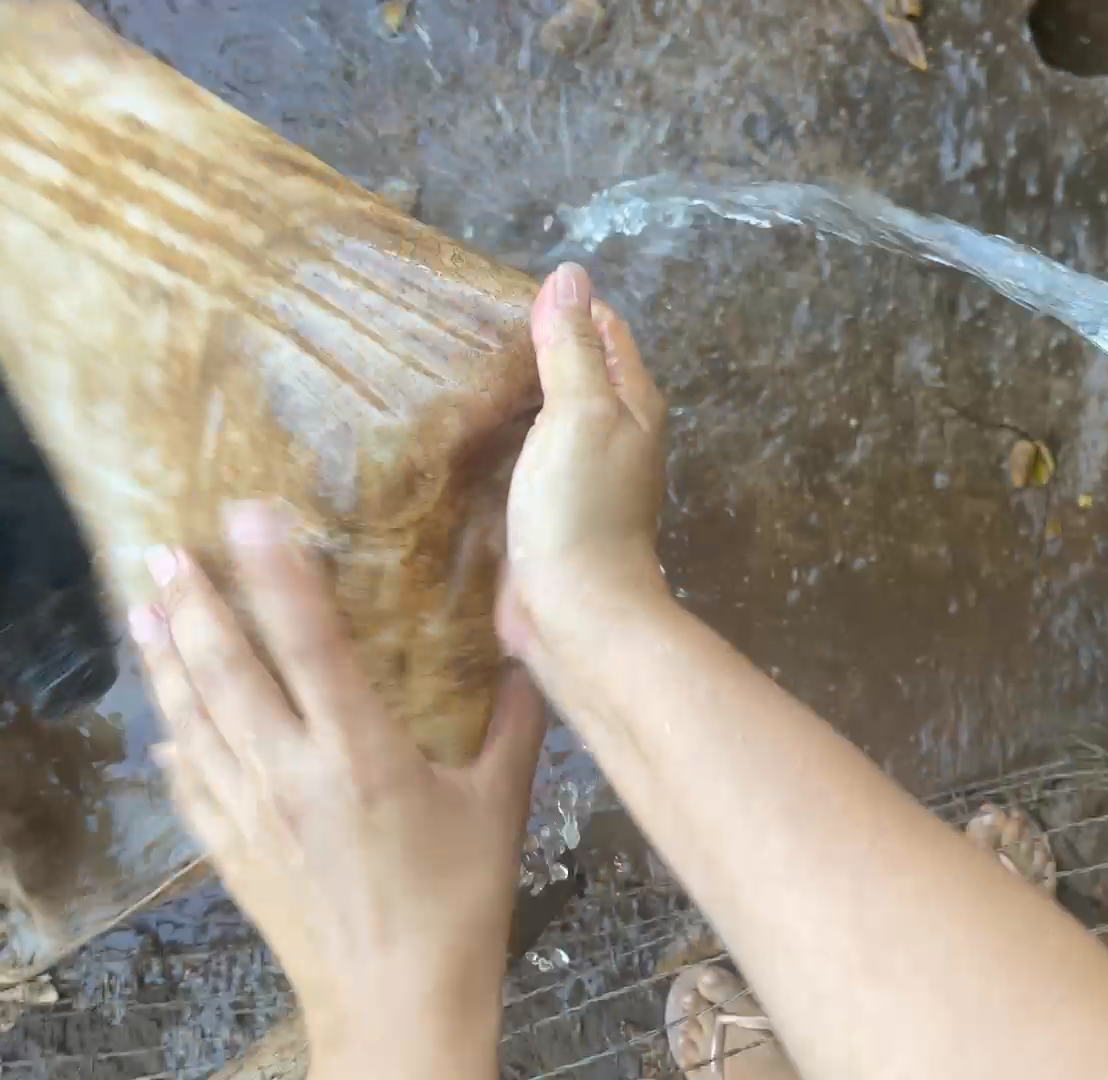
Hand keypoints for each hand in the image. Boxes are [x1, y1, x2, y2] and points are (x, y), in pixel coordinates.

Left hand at [128, 504, 546, 1079]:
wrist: (397, 993)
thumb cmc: (462, 888)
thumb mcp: (505, 797)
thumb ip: (517, 721)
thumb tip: (528, 658)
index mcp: (361, 753)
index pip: (311, 645)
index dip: (280, 577)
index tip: (250, 520)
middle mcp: (288, 772)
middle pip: (225, 674)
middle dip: (193, 605)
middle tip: (163, 548)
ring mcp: (247, 811)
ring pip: (191, 717)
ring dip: (167, 658)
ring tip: (145, 606)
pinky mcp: (231, 847)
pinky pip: (189, 775)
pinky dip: (173, 733)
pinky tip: (166, 717)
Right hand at [497, 263, 669, 668]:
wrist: (577, 602)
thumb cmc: (582, 504)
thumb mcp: (581, 413)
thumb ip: (576, 348)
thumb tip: (573, 277)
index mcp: (635, 405)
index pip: (608, 334)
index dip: (568, 306)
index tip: (506, 285)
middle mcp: (619, 432)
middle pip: (581, 370)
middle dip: (537, 342)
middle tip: (463, 317)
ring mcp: (586, 469)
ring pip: (552, 410)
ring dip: (516, 387)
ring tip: (451, 357)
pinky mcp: (554, 501)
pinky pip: (528, 449)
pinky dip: (504, 428)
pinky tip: (464, 422)